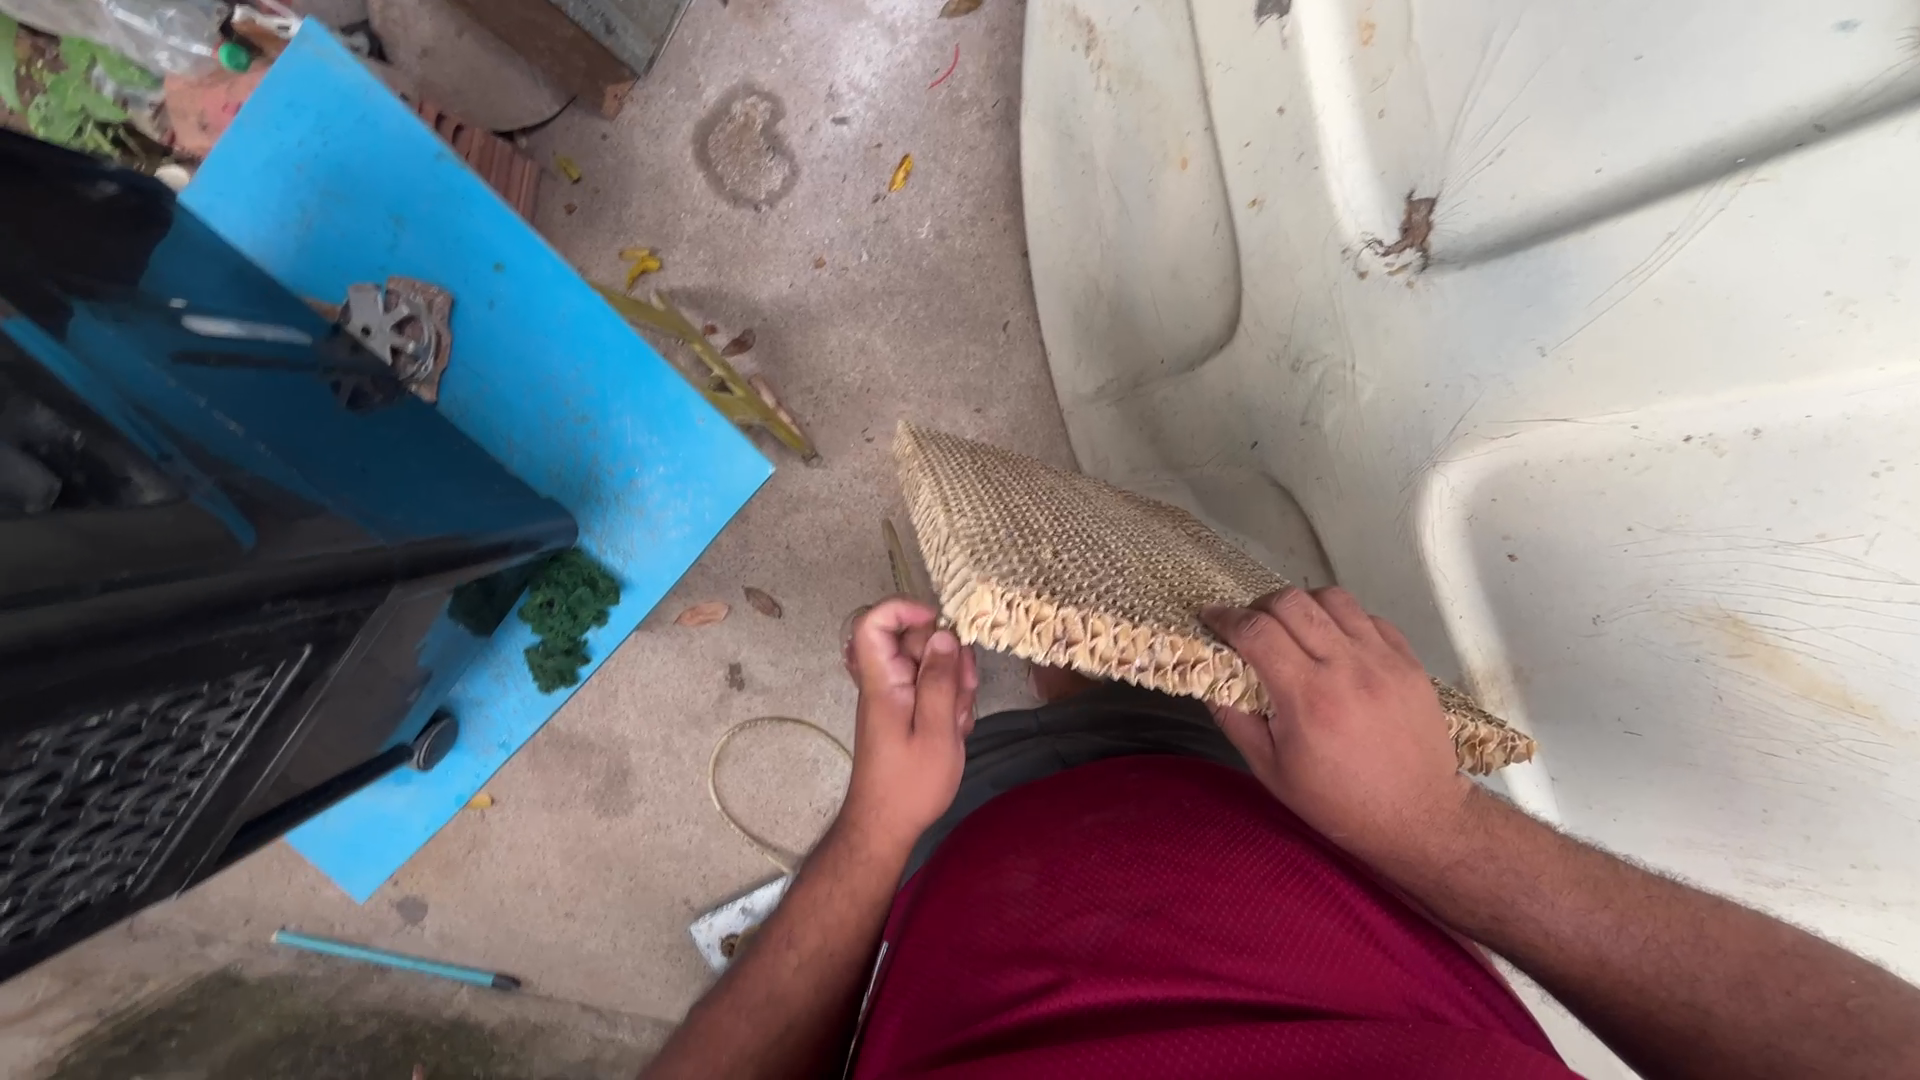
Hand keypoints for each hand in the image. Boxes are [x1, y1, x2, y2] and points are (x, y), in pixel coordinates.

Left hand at [837, 598, 977, 853]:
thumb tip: (943, 635)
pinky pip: (932, 689)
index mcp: (882, 681)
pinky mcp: (908, 711)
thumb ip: (940, 681)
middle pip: (915, 641)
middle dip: (948, 657)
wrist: (887, 826)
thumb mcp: (936, 732)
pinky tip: (955, 730)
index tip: (938, 623)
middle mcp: (886, 681)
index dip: (902, 609)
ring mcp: (897, 696)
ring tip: (959, 719)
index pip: (873, 623)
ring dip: (954, 685)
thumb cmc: (910, 784)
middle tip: (965, 689)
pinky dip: (950, 704)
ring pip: (931, 665)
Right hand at [1201, 586, 1470, 865]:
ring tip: (1292, 629)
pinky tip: (1332, 643)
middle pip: (1290, 602)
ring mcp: (1382, 660)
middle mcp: (1345, 668)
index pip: (1256, 631)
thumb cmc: (1336, 800)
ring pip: (1331, 598)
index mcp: (1306, 697)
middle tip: (1250, 627)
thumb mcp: (1269, 768)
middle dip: (1258, 606)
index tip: (1211, 617)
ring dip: (1300, 606)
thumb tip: (1208, 678)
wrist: (1419, 818)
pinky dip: (1340, 619)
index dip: (1225, 617)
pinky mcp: (1408, 661)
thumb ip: (1233, 718)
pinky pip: (1367, 616)